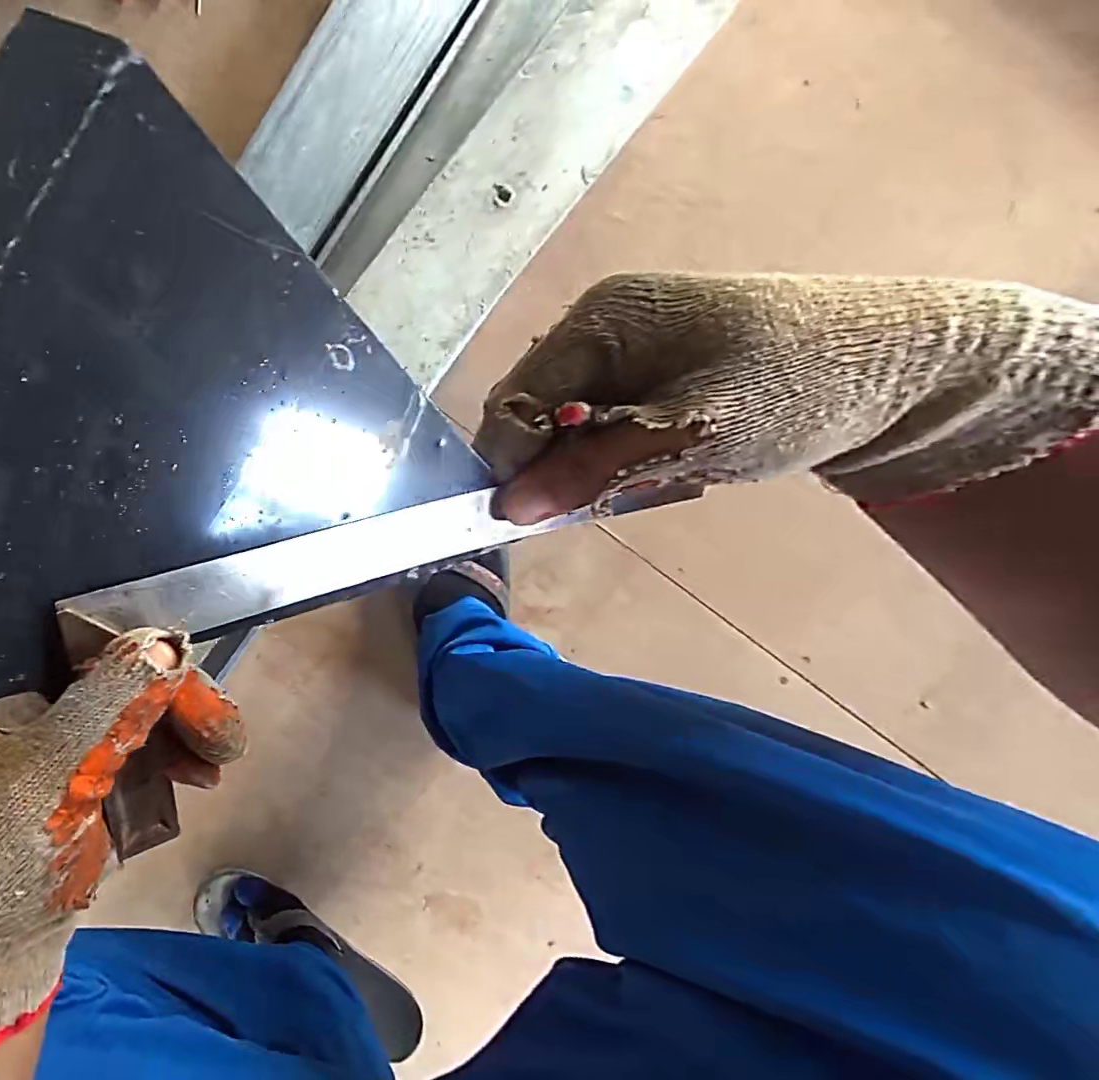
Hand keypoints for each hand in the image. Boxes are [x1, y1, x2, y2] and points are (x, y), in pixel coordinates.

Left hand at [0, 630, 242, 1072]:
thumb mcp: (46, 778)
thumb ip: (103, 711)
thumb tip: (161, 646)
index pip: (77, 640)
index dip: (138, 649)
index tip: (188, 673)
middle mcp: (28, 698)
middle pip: (116, 669)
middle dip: (174, 695)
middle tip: (221, 729)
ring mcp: (59, 732)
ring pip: (136, 703)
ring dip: (184, 723)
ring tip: (223, 750)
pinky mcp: (86, 766)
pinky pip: (139, 741)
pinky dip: (174, 751)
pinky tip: (201, 768)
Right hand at [476, 273, 1098, 522]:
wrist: (916, 368)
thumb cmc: (807, 388)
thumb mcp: (694, 434)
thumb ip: (591, 470)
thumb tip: (507, 509)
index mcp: (597, 320)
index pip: (512, 401)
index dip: (515, 460)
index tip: (540, 506)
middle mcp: (591, 323)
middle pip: (525, 410)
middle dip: (549, 460)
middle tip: (599, 492)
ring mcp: (612, 342)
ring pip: (551, 419)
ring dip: (576, 459)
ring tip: (636, 471)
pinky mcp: (633, 363)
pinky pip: (583, 417)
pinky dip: (600, 449)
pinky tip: (644, 455)